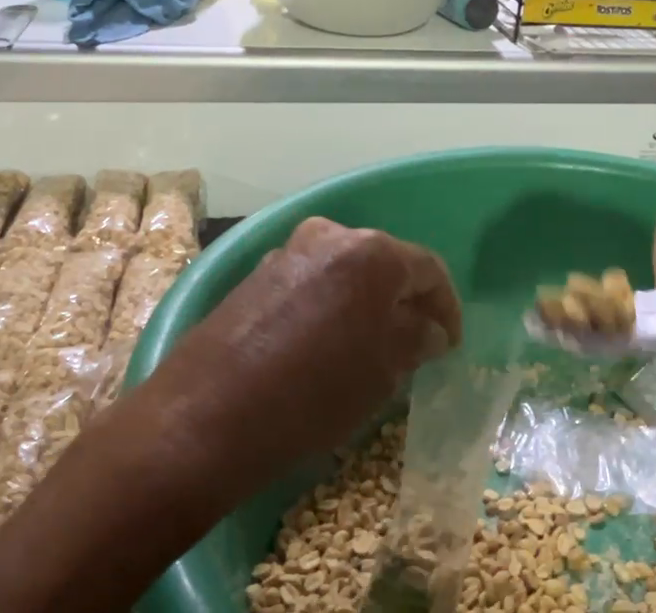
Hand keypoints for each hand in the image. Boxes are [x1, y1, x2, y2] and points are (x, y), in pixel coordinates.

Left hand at [147, 217, 462, 461]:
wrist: (204, 418)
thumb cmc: (312, 395)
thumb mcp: (383, 373)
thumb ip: (417, 338)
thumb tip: (429, 328)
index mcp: (372, 253)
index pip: (428, 270)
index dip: (446, 307)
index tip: (451, 344)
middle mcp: (330, 237)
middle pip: (384, 264)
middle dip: (404, 302)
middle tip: (415, 344)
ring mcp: (286, 253)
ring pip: (344, 273)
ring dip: (363, 304)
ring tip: (369, 348)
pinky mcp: (254, 276)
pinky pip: (310, 284)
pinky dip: (328, 308)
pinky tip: (324, 347)